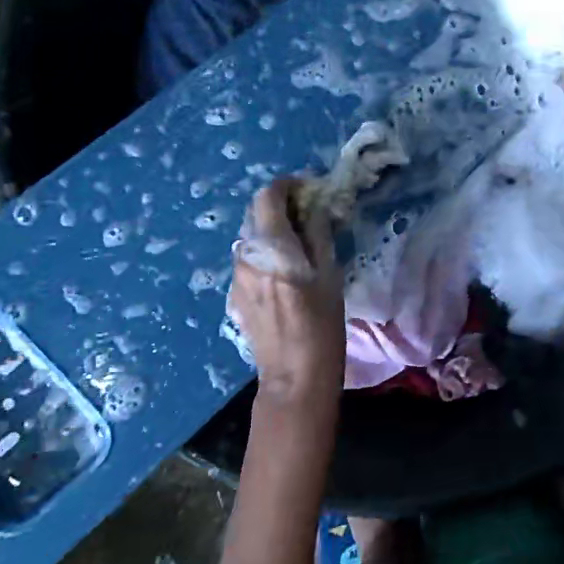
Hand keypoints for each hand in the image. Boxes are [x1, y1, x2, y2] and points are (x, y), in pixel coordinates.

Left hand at [228, 180, 344, 409]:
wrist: (293, 377)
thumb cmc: (321, 326)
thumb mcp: (329, 275)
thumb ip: (317, 233)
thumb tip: (314, 207)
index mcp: (270, 246)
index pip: (267, 195)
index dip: (287, 186)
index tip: (308, 192)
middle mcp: (244, 256)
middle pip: (254, 214)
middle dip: (279, 208)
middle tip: (307, 218)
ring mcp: (235, 277)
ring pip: (249, 239)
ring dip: (270, 233)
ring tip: (297, 249)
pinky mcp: (234, 295)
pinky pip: (247, 263)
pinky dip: (263, 256)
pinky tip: (283, 276)